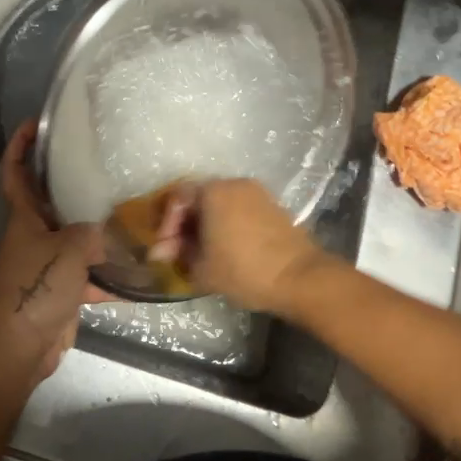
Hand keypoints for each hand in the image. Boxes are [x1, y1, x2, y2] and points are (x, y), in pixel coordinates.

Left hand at [0, 122, 108, 382]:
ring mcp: (48, 264)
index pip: (15, 173)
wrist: (22, 344)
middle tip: (102, 162)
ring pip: (74, 237)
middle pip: (50, 201)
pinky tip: (139, 270)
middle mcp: (35, 235)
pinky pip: (89, 273)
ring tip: (130, 209)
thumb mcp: (69, 249)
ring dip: (97, 229)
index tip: (35, 124)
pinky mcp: (63, 290)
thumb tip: (113, 231)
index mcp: (25, 218)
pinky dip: (111, 274)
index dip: (20, 146)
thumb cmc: (36, 286)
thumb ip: (93, 233)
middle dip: (69, 181)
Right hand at [167, 179, 331, 313]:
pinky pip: (240, 210)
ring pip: (221, 204)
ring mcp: (257, 193)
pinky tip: (225, 248)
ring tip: (201, 252)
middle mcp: (234, 183)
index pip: (178, 197)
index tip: (164, 249)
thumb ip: (177, 254)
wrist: (299, 277)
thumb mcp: (202, 268)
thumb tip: (162, 250)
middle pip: (200, 197)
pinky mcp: (273, 207)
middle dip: (185, 224)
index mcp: (213, 190)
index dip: (166, 223)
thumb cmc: (243, 270)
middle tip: (179, 251)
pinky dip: (227, 224)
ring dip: (206, 225)